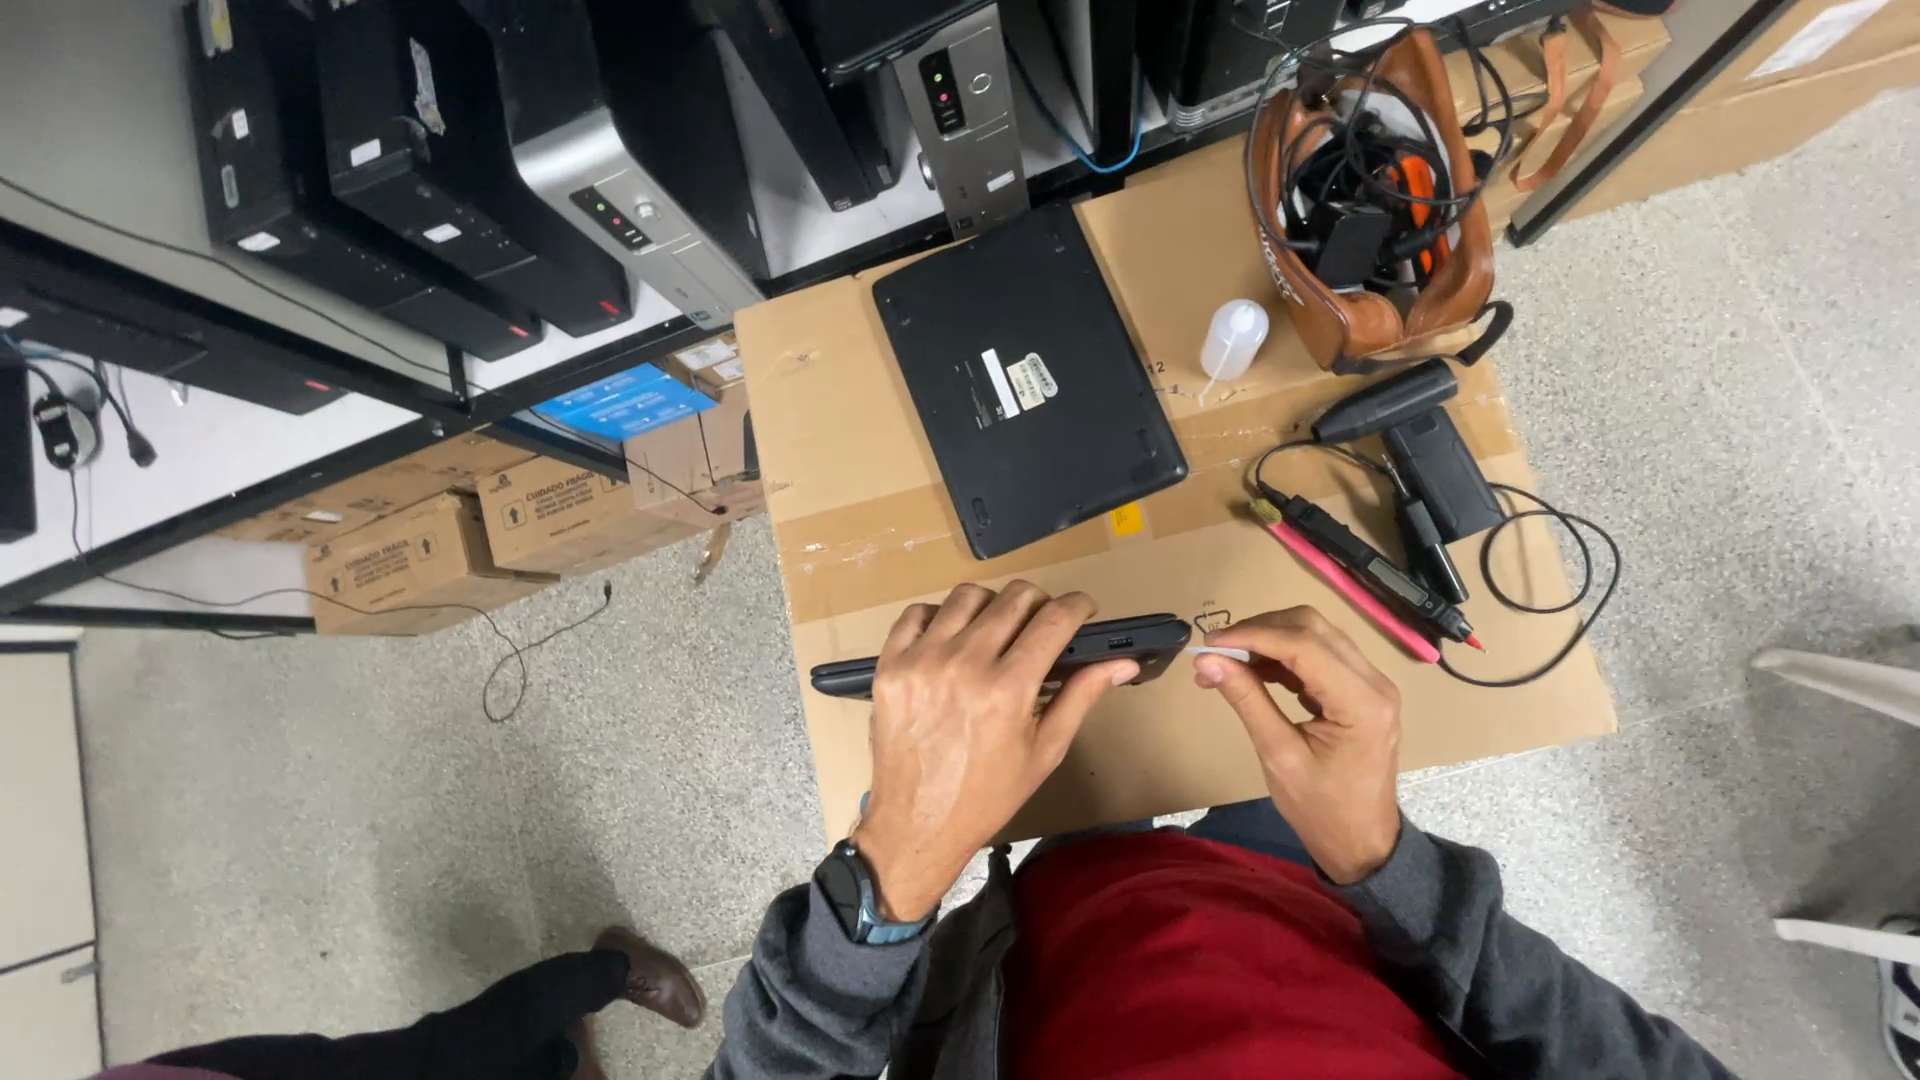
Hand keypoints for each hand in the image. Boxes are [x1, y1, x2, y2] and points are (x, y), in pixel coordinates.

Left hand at [851, 581, 1138, 920]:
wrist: (918, 823)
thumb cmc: (987, 795)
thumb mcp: (1044, 751)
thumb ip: (1081, 696)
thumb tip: (1123, 663)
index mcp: (1008, 689)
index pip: (1054, 619)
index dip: (1078, 605)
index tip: (1083, 609)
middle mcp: (964, 664)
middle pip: (1014, 597)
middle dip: (1039, 602)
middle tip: (1041, 623)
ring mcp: (921, 661)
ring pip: (967, 596)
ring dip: (992, 604)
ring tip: (997, 629)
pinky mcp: (891, 665)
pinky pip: (917, 613)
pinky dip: (940, 615)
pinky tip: (951, 637)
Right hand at [1193, 607, 1403, 883]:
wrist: (1363, 842)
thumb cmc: (1322, 808)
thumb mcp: (1278, 755)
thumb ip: (1247, 700)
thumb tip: (1207, 660)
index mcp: (1361, 702)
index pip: (1303, 646)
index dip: (1252, 636)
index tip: (1209, 644)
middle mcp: (1374, 682)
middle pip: (1310, 627)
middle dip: (1258, 630)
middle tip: (1216, 651)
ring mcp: (1369, 682)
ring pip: (1313, 633)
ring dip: (1267, 638)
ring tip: (1227, 662)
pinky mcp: (1358, 687)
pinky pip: (1317, 652)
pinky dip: (1280, 654)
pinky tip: (1252, 671)